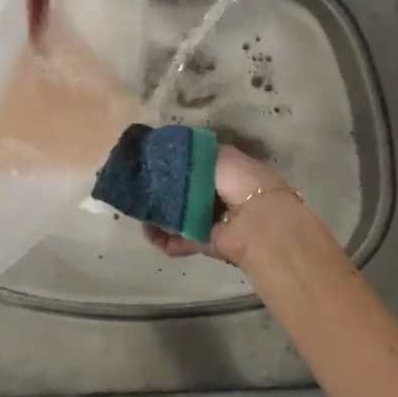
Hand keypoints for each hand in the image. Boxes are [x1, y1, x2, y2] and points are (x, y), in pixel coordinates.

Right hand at [142, 145, 319, 268]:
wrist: (259, 224)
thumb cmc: (242, 182)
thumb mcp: (220, 155)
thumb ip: (193, 155)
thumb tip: (170, 153)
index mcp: (225, 171)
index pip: (193, 165)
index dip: (172, 164)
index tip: (150, 161)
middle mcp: (217, 195)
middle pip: (182, 192)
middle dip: (160, 190)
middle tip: (139, 185)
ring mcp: (209, 221)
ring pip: (176, 217)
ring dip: (157, 215)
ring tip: (138, 210)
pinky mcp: (202, 243)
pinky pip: (177, 240)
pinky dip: (161, 238)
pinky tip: (147, 231)